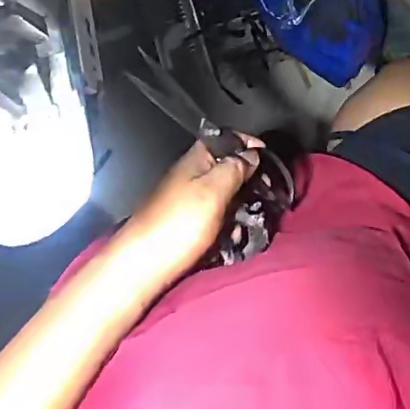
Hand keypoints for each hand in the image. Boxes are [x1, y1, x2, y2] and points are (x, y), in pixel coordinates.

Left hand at [109, 136, 260, 287]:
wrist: (140, 270)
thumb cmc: (178, 224)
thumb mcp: (214, 189)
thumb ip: (236, 167)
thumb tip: (253, 154)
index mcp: (197, 159)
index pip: (228, 138)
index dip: (250, 143)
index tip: (269, 158)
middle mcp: (193, 175)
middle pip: (230, 168)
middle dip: (250, 181)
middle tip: (266, 195)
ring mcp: (189, 201)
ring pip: (226, 195)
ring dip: (241, 207)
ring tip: (251, 222)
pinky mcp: (187, 226)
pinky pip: (217, 218)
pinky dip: (228, 225)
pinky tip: (234, 238)